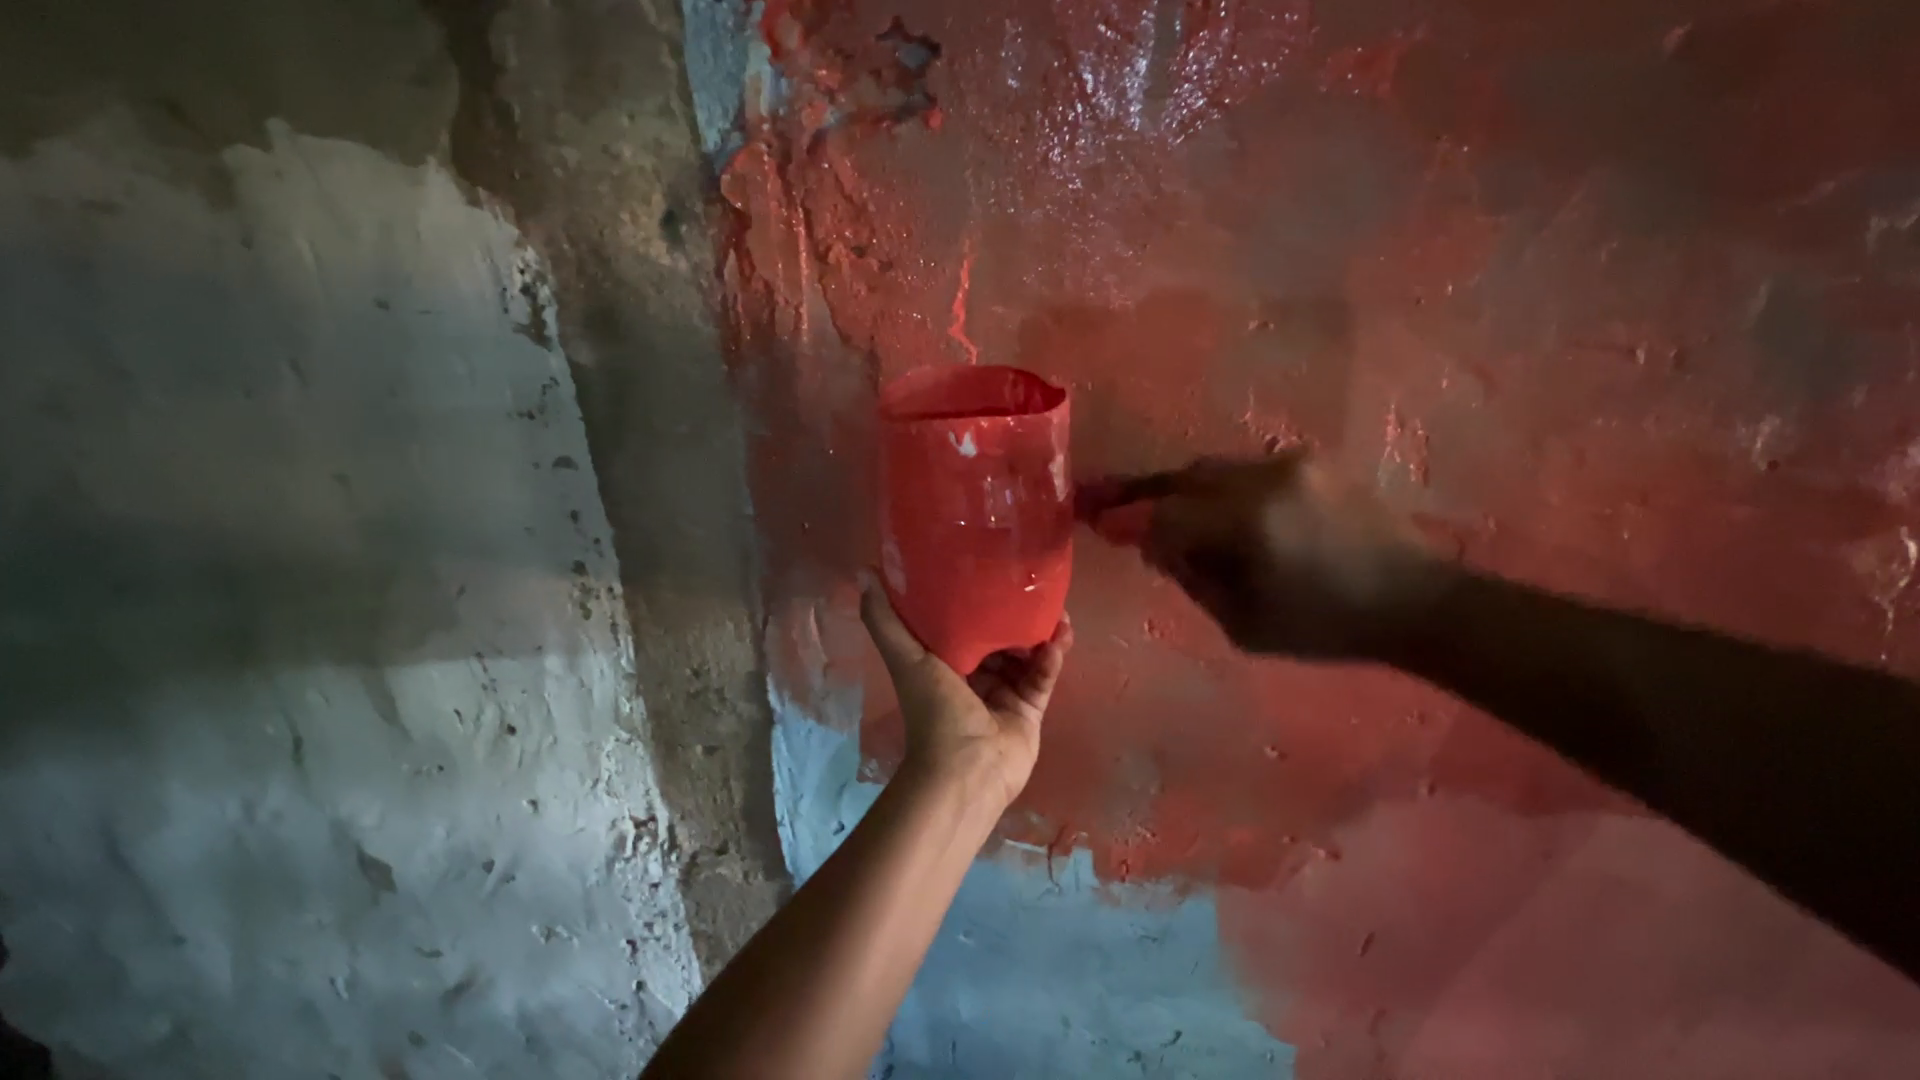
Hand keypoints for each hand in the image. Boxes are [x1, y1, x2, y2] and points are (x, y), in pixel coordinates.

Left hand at [859, 581, 1073, 810]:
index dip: (975, 599)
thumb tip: (865, 571)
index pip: (961, 624)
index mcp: (942, 664)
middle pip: (998, 637)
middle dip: (1016, 614)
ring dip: (1041, 632)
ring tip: (1058, 610)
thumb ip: (886, 620)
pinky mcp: (1029, 710)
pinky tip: (1060, 638)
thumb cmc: (934, 712)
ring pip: (1026, 654)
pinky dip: (1052, 658)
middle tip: (1035, 588)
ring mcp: (1004, 694)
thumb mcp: (906, 659)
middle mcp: (973, 677)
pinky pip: (1043, 677)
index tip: (989, 570)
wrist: (967, 771)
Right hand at [1087, 452, 1449, 657]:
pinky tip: (1208, 510)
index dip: (1126, 519)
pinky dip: (1215, 489)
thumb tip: (1157, 545)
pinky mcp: (1310, 462)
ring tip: (1149, 507)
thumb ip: (1193, 578)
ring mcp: (1291, 463)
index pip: (1167, 515)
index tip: (1092, 520)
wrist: (1418, 599)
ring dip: (1178, 489)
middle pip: (1182, 479)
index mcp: (1249, 524)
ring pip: (1211, 470)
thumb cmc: (1328, 626)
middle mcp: (1265, 479)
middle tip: (1098, 497)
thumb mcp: (1245, 624)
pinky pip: (1243, 471)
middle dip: (1139, 491)